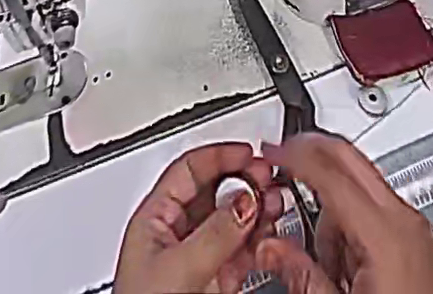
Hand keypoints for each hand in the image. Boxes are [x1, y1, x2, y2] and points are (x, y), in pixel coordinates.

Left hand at [114, 143, 281, 293]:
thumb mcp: (178, 270)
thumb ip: (213, 233)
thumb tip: (243, 199)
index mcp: (154, 219)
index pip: (188, 170)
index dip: (219, 155)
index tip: (249, 153)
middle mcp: (174, 234)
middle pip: (213, 192)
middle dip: (243, 181)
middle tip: (269, 177)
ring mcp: (194, 259)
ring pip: (229, 222)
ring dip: (255, 210)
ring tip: (277, 203)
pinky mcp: (211, 285)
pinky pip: (238, 254)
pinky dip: (257, 243)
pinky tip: (272, 236)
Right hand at [255, 134, 432, 293]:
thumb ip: (303, 275)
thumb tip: (271, 248)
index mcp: (385, 233)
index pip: (329, 171)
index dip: (293, 155)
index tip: (271, 151)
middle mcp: (405, 222)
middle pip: (349, 158)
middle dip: (312, 155)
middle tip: (284, 161)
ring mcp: (417, 232)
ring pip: (361, 185)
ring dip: (332, 202)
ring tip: (326, 262)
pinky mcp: (421, 246)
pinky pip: (377, 210)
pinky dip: (353, 220)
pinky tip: (348, 267)